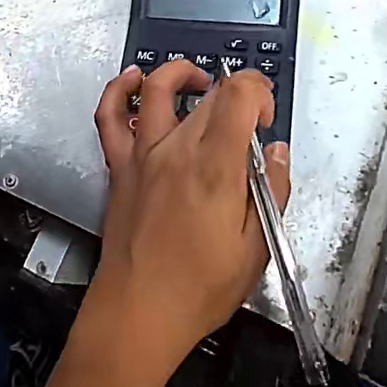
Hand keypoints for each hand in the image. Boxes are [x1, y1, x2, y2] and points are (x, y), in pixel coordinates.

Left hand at [85, 61, 290, 367]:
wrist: (138, 313)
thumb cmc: (198, 289)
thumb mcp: (257, 248)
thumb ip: (272, 191)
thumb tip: (276, 153)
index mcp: (215, 168)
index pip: (239, 94)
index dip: (260, 92)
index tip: (265, 120)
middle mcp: (176, 151)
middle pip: (209, 95)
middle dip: (237, 95)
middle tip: (247, 126)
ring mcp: (142, 156)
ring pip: (158, 90)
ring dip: (183, 74)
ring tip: (201, 82)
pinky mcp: (120, 168)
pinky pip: (110, 118)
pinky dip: (120, 91)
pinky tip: (134, 80)